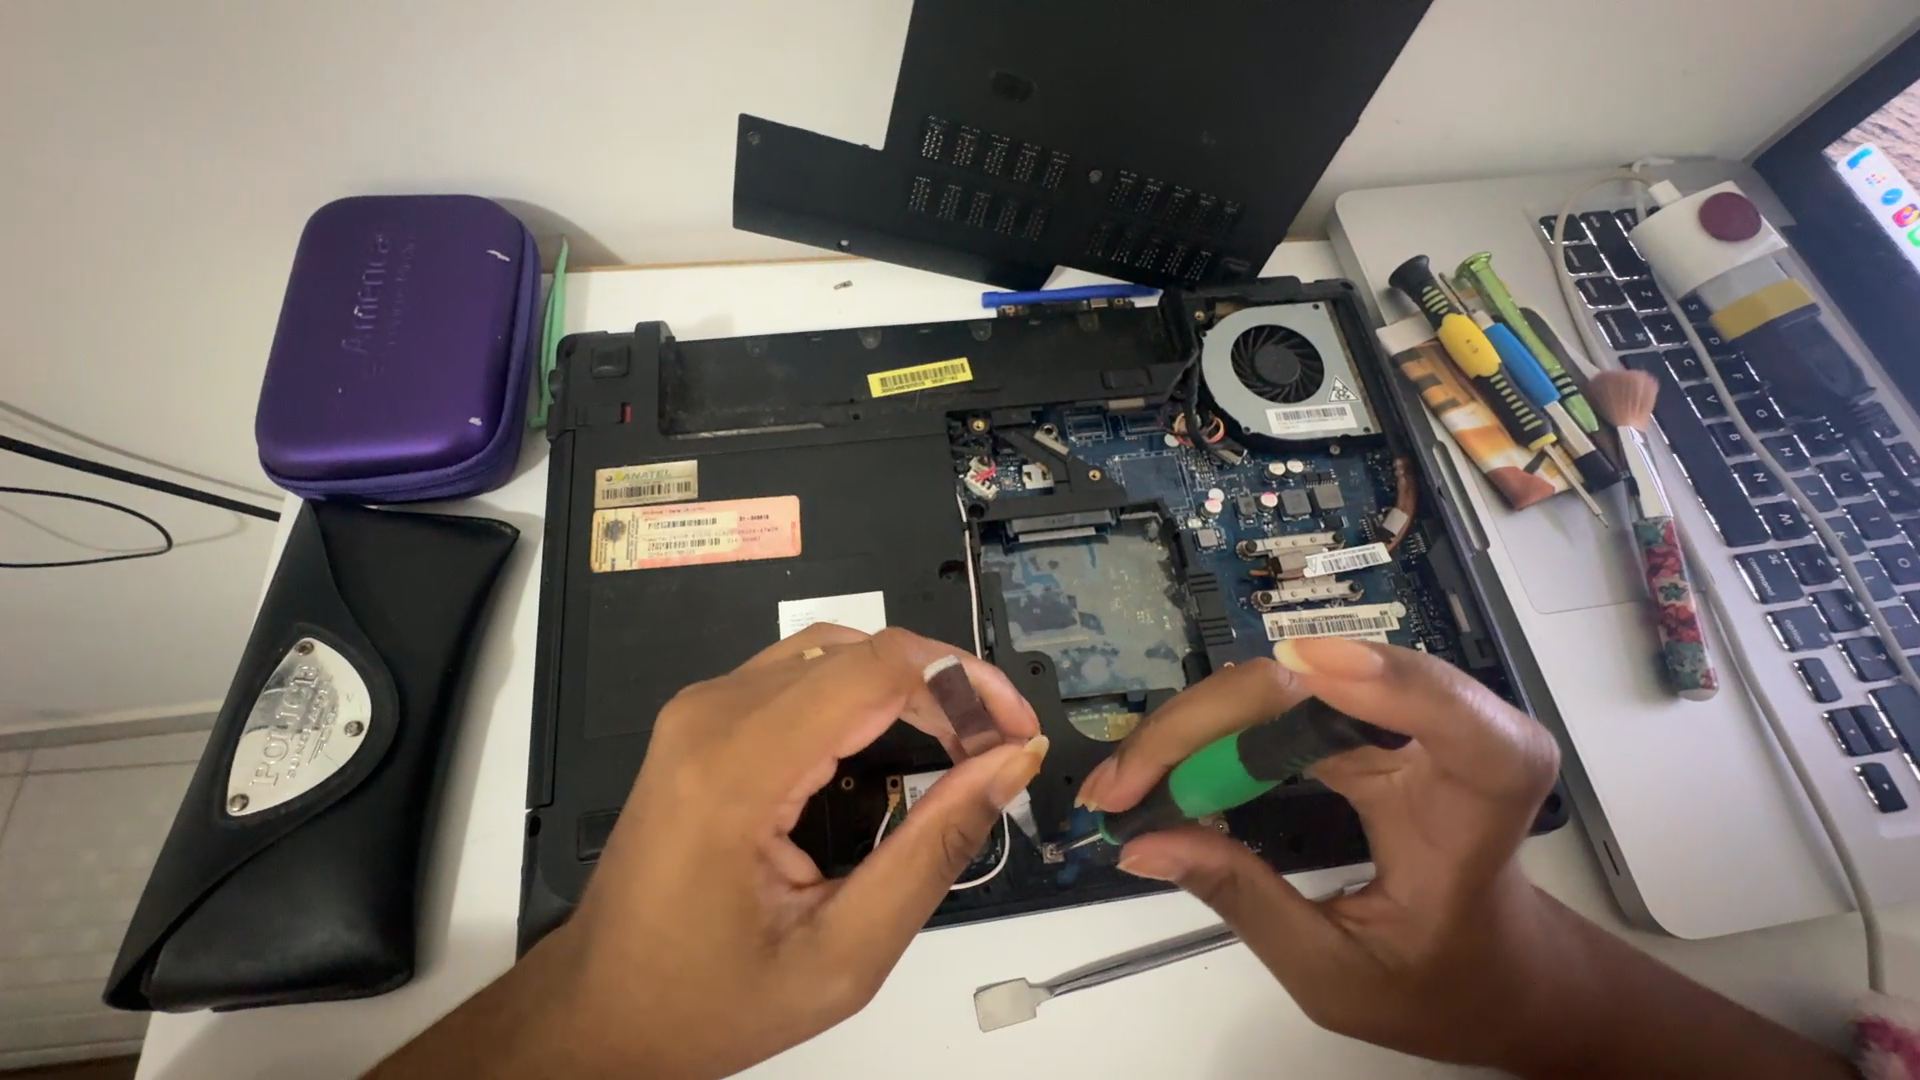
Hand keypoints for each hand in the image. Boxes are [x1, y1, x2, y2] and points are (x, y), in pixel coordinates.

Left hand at [368, 624, 1043, 1079]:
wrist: (595, 1010)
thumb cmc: (709, 1001)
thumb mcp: (843, 953)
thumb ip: (934, 849)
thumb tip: (1009, 765)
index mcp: (737, 767)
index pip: (876, 669)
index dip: (964, 683)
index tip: (1016, 732)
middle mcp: (714, 712)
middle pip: (861, 650)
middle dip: (946, 686)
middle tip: (995, 748)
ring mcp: (702, 705)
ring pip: (834, 648)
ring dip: (908, 682)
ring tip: (958, 740)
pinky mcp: (704, 714)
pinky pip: (802, 669)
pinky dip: (865, 690)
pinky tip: (895, 737)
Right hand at [1075, 637, 1564, 1069]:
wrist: (1495, 967)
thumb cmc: (1445, 982)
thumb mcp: (1341, 973)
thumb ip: (1247, 902)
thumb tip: (1142, 843)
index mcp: (1478, 795)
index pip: (1451, 717)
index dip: (1384, 679)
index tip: (1297, 670)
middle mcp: (1433, 734)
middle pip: (1306, 690)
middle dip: (1201, 725)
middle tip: (1121, 787)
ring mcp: (1381, 716)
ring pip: (1269, 688)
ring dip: (1186, 727)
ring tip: (1124, 782)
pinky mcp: (1343, 718)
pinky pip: (1262, 705)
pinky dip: (1199, 733)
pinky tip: (1155, 764)